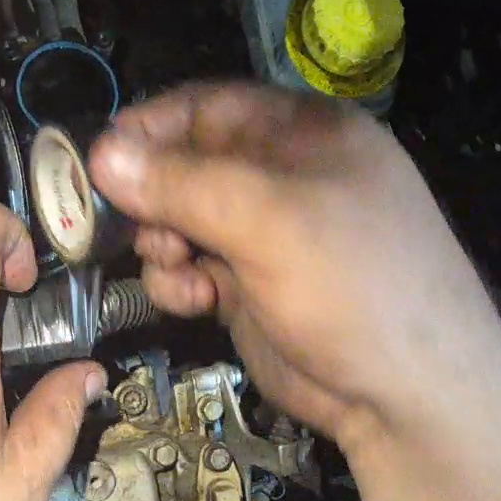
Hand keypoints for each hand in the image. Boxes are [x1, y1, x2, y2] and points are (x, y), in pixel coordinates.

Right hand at [88, 82, 500, 456]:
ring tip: (177, 266)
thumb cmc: (350, 285)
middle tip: (131, 227)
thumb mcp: (270, 221)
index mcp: (301, 136)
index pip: (208, 109)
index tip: (101, 159)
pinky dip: (180, 284)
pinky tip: (194, 301)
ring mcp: (263, 240)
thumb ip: (184, 185)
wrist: (400, 392)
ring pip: (181, 225)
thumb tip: (102, 153)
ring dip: (162, 246)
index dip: (151, 128)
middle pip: (186, 169)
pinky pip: (192, 272)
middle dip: (152, 197)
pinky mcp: (248, 292)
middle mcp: (280, 181)